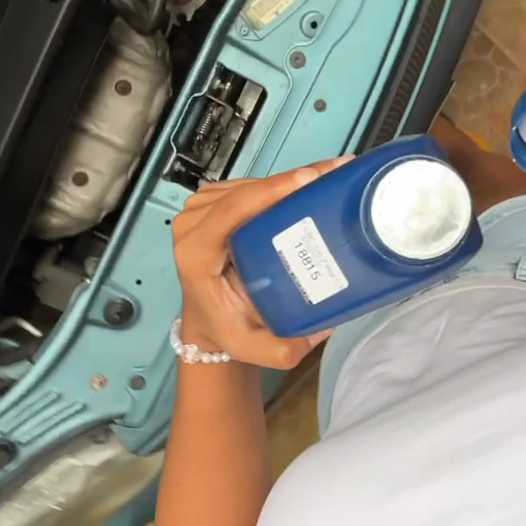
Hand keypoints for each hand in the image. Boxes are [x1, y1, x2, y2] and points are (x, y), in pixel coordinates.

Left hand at [172, 158, 348, 368]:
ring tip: (326, 180)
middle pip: (243, 191)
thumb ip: (285, 349)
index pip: (231, 209)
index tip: (309, 179)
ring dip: (286, 182)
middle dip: (289, 182)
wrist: (207, 321)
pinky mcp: (209, 203)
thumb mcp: (254, 348)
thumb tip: (326, 326)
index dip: (270, 190)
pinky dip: (275, 186)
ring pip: (247, 185)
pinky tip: (305, 188)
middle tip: (334, 176)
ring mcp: (198, 210)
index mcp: (196, 253)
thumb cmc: (229, 330)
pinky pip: (246, 187)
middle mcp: (191, 226)